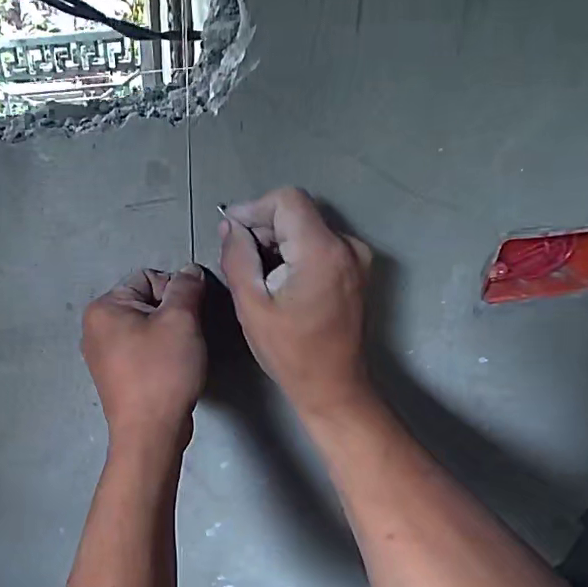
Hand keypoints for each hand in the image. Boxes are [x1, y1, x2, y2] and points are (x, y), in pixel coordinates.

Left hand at [81, 266, 208, 447]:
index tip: (187, 317)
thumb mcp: (182, 320)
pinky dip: (159, 355)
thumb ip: (186, 288)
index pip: (148, 277)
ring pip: (146, 328)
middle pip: (145, 302)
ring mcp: (102, 355)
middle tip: (186, 337)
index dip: (175, 292)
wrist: (150, 432)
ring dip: (168, 336)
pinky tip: (170, 371)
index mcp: (103, 308)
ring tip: (179, 356)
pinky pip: (141, 351)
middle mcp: (95, 328)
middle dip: (171, 315)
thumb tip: (189, 271)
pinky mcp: (114, 377)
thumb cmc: (163, 372)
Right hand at [218, 188, 375, 418]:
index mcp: (323, 251)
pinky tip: (279, 281)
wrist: (333, 385)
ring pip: (307, 227)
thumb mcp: (252, 306)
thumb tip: (231, 227)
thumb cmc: (290, 352)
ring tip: (257, 275)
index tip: (231, 231)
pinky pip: (319, 244)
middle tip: (238, 258)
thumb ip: (238, 258)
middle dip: (263, 228)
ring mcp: (356, 257)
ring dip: (277, 242)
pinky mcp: (356, 270)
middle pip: (297, 213)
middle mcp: (347, 245)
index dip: (254, 209)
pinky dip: (295, 253)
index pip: (287, 200)